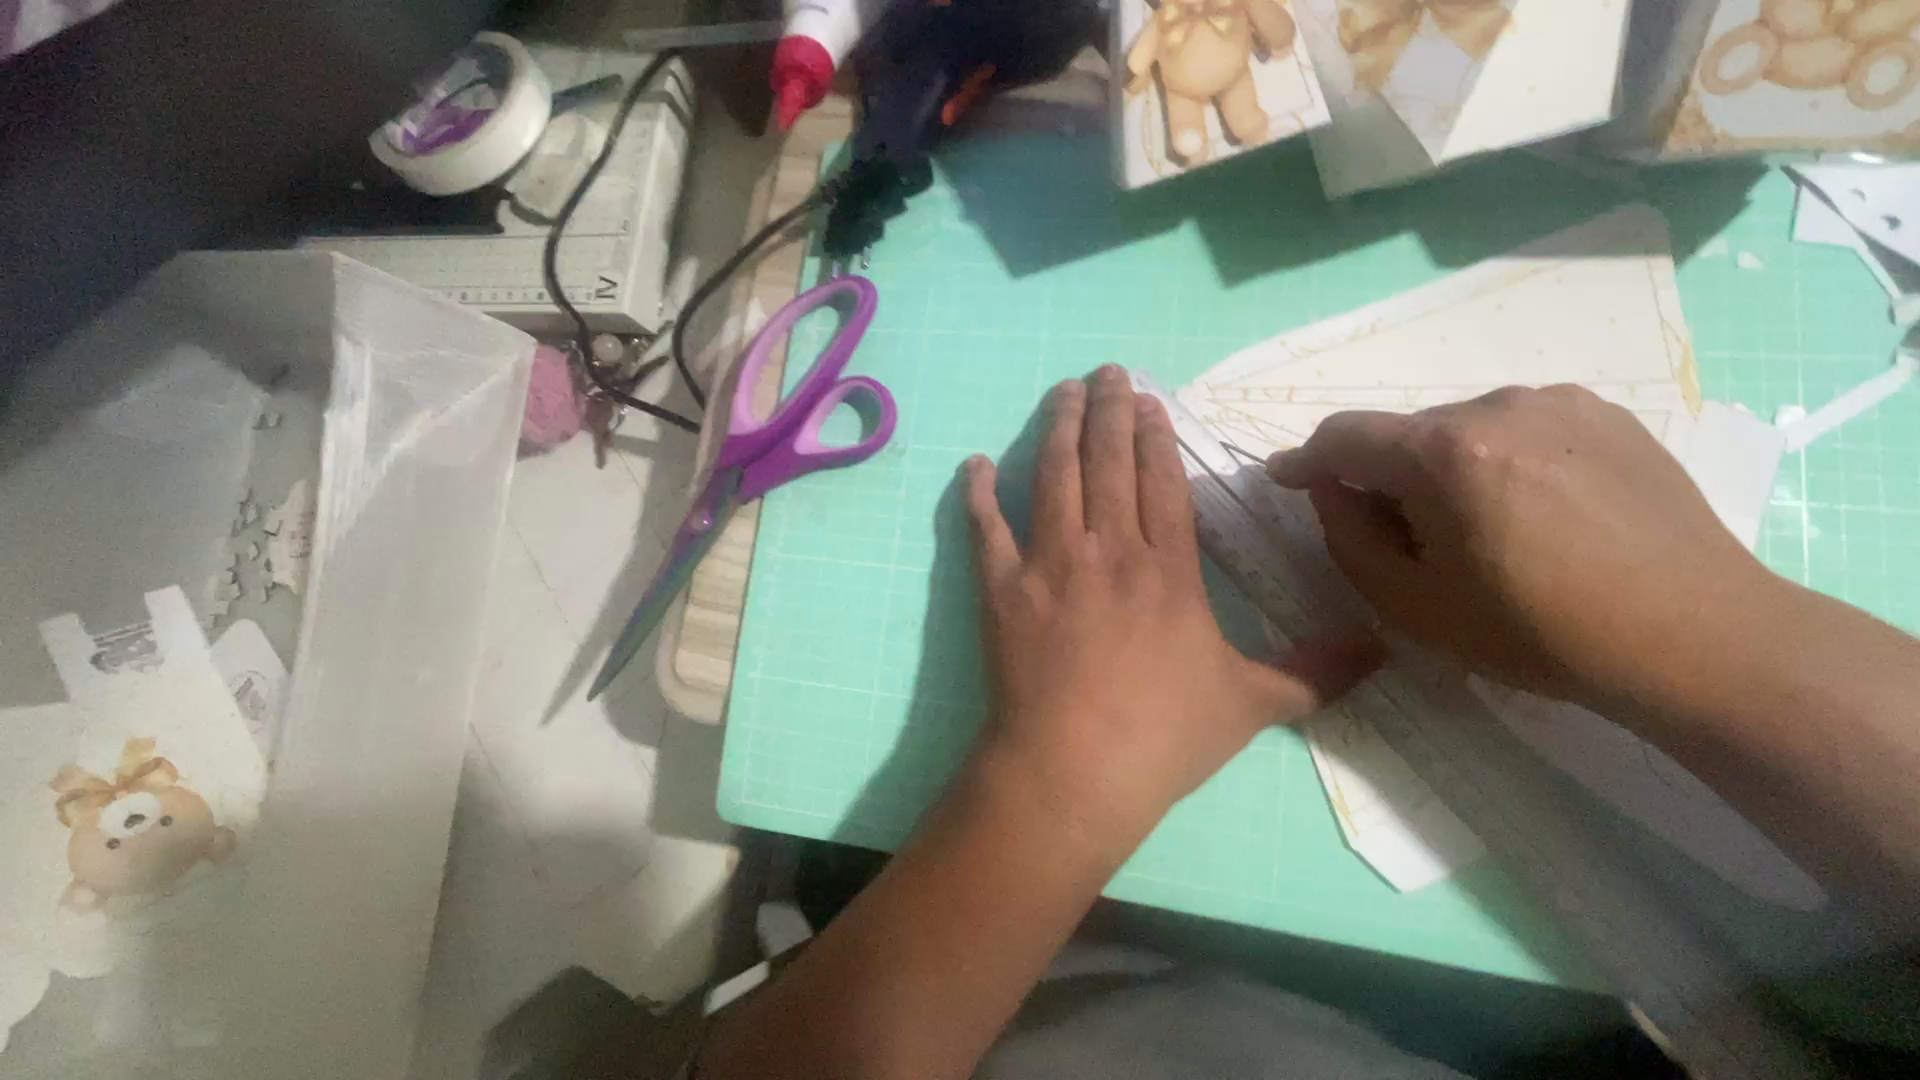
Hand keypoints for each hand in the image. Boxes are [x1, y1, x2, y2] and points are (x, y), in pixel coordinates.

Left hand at [962, 366, 1381, 857]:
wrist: (1072, 771)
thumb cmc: (1162, 737)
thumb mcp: (1253, 705)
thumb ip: (1316, 672)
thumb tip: (1386, 649)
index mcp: (1168, 570)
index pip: (1161, 481)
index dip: (1153, 435)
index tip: (1147, 399)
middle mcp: (1108, 551)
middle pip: (1106, 463)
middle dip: (1107, 410)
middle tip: (1105, 372)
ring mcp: (1048, 565)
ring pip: (1053, 478)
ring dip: (1057, 429)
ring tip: (1062, 392)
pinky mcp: (1000, 589)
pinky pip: (984, 529)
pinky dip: (979, 493)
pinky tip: (977, 463)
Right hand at [1267, 384, 1770, 710]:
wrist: (1695, 637)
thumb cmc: (1535, 631)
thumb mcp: (1409, 602)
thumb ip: (1346, 535)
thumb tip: (1331, 488)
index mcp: (1442, 452)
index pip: (1344, 436)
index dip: (1305, 459)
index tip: (1286, 478)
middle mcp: (1497, 406)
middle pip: (1405, 434)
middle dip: (1385, 476)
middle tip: (1402, 536)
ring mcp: (1559, 404)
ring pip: (1462, 429)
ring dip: (1443, 467)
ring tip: (1477, 526)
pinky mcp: (1607, 415)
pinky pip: (1519, 428)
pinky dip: (1498, 459)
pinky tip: (1532, 510)